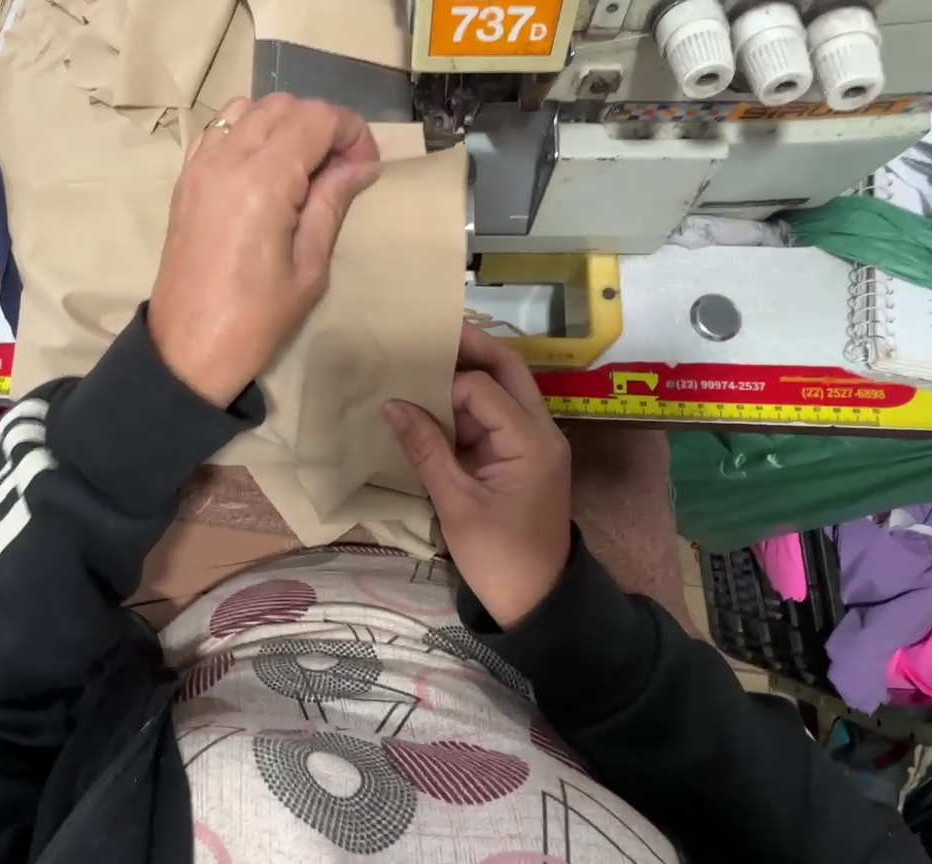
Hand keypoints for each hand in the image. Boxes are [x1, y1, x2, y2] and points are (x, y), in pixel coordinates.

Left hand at [149, 93, 381, 405]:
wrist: (188, 350)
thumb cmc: (256, 320)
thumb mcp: (309, 268)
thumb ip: (332, 204)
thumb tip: (361, 166)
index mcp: (262, 182)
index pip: (316, 118)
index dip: (352, 133)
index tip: (365, 168)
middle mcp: (226, 159)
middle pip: (285, 105)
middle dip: (323, 125)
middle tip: (341, 170)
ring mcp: (199, 166)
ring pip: (249, 108)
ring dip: (285, 124)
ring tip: (302, 168)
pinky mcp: (185, 179)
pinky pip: (219, 129)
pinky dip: (249, 131)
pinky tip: (264, 169)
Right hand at [383, 325, 571, 628]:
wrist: (538, 602)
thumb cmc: (499, 557)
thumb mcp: (456, 504)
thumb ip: (426, 449)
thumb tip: (392, 404)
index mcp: (531, 441)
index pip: (483, 388)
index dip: (443, 386)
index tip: (404, 390)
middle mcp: (540, 430)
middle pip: (507, 369)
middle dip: (470, 346)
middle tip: (428, 330)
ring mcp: (532, 441)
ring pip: (501, 388)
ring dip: (466, 372)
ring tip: (423, 360)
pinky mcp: (520, 454)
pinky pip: (493, 414)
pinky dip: (464, 404)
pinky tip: (432, 400)